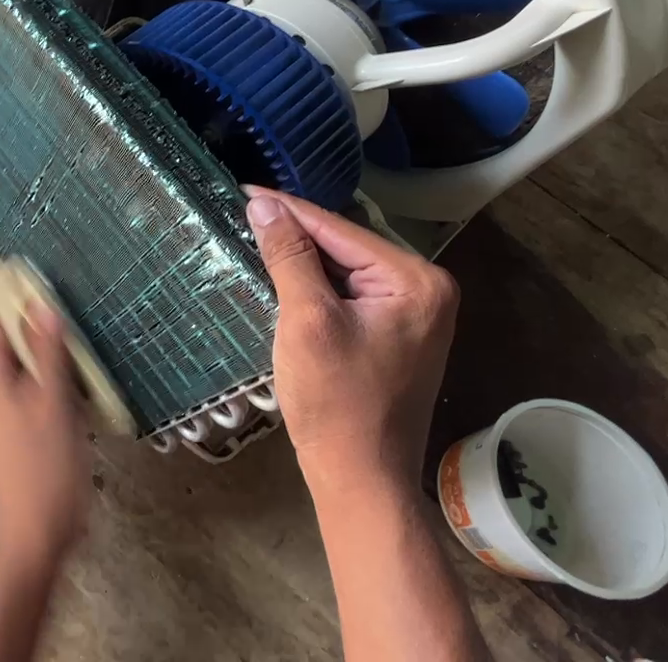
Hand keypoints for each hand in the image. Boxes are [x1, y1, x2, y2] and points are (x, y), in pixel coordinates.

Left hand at [0, 306, 90, 573]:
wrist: (35, 533)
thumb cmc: (44, 467)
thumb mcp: (52, 402)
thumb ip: (46, 352)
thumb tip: (41, 304)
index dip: (13, 302)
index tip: (49, 296)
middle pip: (3, 339)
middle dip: (34, 328)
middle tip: (71, 329)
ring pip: (18, 364)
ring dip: (45, 356)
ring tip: (80, 358)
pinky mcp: (14, 428)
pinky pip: (27, 388)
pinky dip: (47, 381)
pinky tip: (77, 391)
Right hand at [245, 186, 458, 485]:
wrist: (361, 477)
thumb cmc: (334, 400)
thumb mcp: (306, 320)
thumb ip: (288, 256)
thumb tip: (262, 203)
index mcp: (415, 280)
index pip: (338, 228)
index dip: (286, 209)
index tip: (241, 189)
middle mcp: (426, 288)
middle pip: (344, 244)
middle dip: (294, 232)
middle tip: (241, 213)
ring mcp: (415, 312)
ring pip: (344, 267)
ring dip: (301, 257)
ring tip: (252, 236)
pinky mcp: (397, 332)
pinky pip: (350, 291)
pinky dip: (315, 283)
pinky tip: (282, 275)